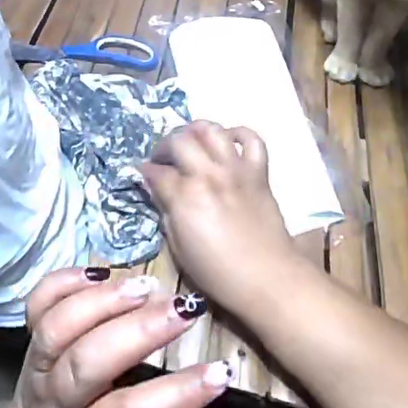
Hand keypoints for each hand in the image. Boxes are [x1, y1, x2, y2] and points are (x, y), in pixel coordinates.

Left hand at [2, 267, 232, 407]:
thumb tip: (202, 405)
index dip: (174, 396)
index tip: (219, 371)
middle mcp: (51, 403)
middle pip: (85, 363)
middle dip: (139, 331)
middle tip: (185, 309)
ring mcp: (35, 364)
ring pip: (57, 327)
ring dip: (105, 301)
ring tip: (148, 285)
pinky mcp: (27, 334)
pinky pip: (37, 302)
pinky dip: (64, 280)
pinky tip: (102, 272)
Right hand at [141, 121, 308, 311]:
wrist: (266, 276)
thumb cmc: (217, 272)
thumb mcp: (178, 248)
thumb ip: (167, 214)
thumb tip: (159, 194)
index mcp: (185, 195)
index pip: (156, 172)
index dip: (144, 171)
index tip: (141, 174)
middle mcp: (209, 174)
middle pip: (180, 141)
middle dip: (164, 146)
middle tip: (162, 159)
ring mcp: (236, 169)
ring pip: (212, 131)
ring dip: (196, 130)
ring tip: (191, 142)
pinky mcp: (259, 172)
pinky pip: (252, 140)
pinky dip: (239, 134)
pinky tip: (228, 142)